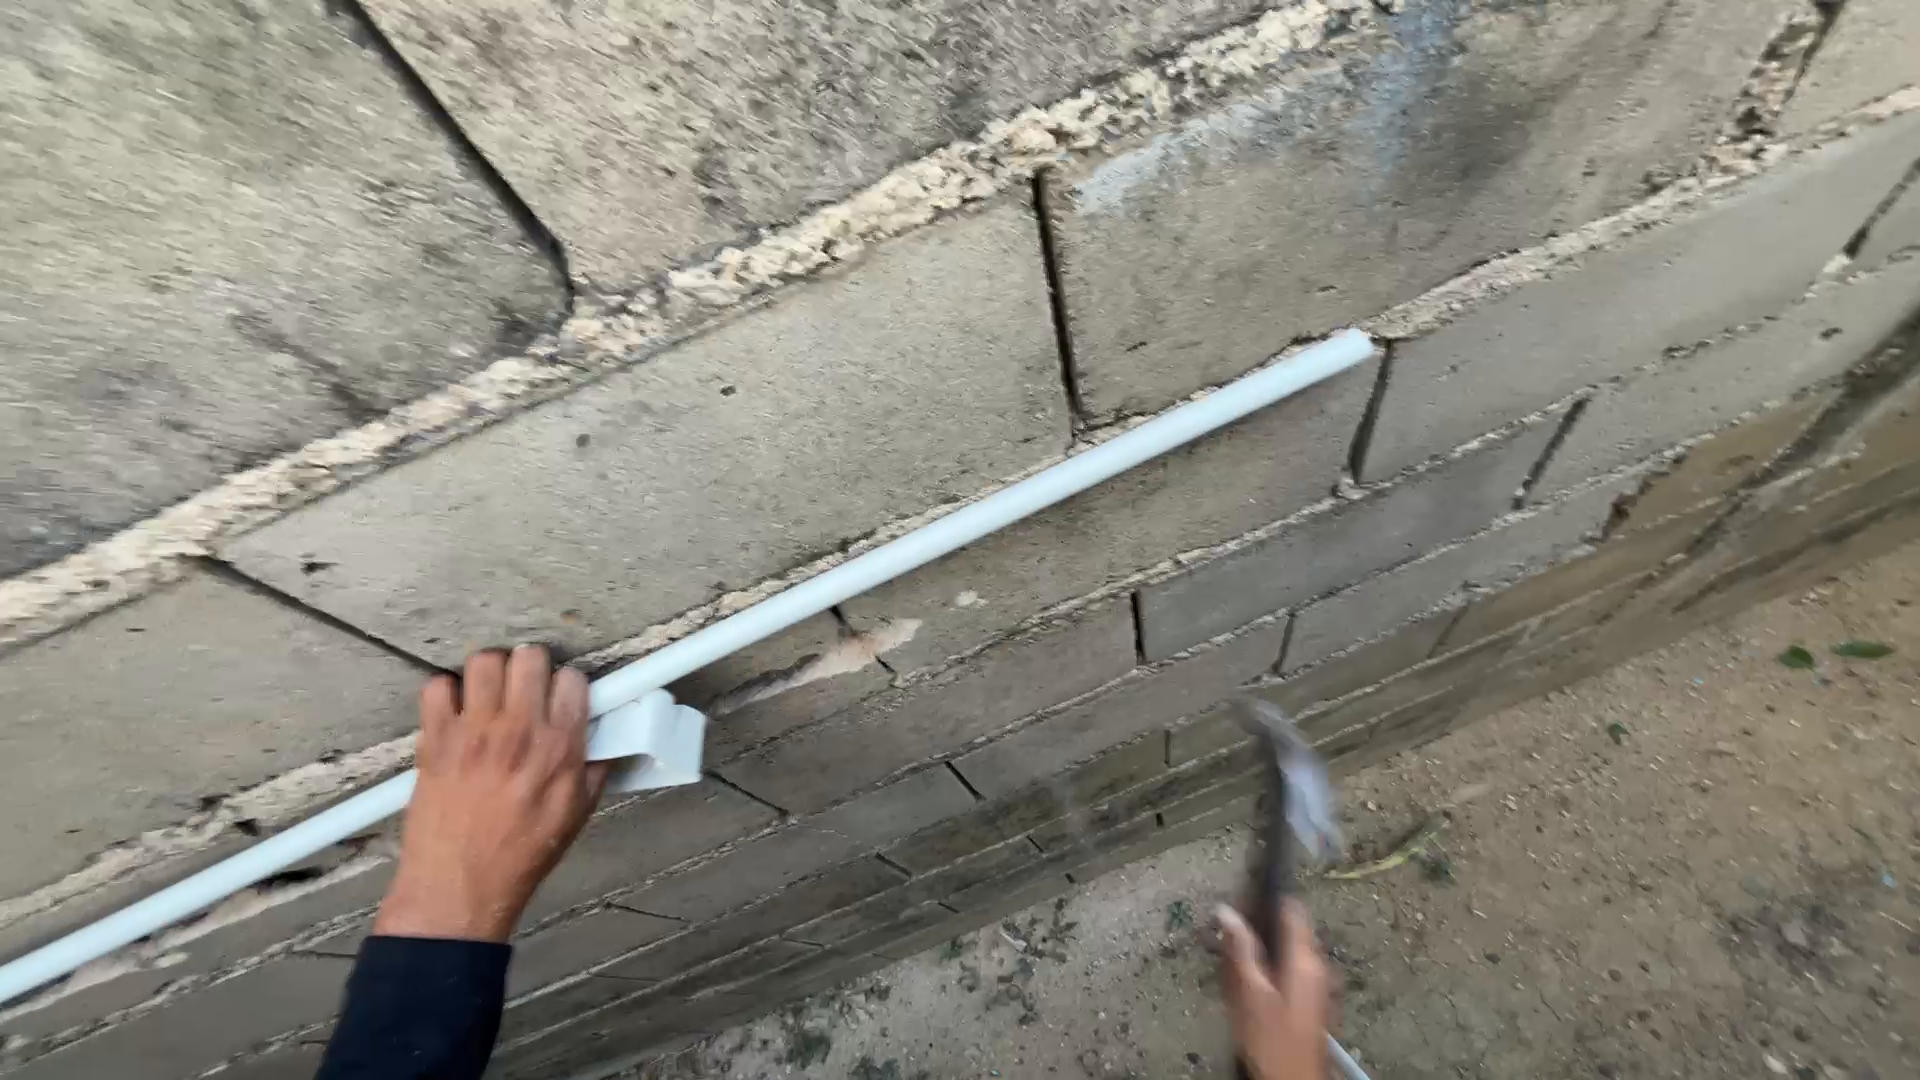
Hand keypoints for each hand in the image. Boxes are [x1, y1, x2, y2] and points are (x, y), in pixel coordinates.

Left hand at [375, 645, 608, 941]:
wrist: (459, 887)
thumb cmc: (524, 851)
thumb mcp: (579, 809)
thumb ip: (595, 764)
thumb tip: (605, 736)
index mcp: (560, 746)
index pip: (572, 678)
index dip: (570, 683)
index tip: (564, 695)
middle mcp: (519, 731)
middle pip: (530, 657)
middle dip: (534, 664)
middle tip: (529, 683)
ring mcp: (473, 733)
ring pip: (484, 662)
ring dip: (493, 671)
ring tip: (493, 690)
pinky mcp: (435, 742)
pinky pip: (437, 688)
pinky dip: (447, 692)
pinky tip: (457, 710)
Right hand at [1216, 900, 1331, 1079]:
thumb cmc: (1272, 1039)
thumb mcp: (1250, 991)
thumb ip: (1240, 947)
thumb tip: (1225, 910)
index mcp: (1305, 959)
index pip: (1292, 907)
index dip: (1267, 893)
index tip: (1242, 888)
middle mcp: (1315, 965)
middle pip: (1284, 928)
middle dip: (1254, 927)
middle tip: (1227, 933)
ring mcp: (1314, 982)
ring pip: (1280, 948)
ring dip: (1256, 948)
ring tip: (1231, 961)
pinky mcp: (1307, 997)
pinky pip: (1282, 967)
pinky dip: (1263, 966)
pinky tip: (1244, 982)